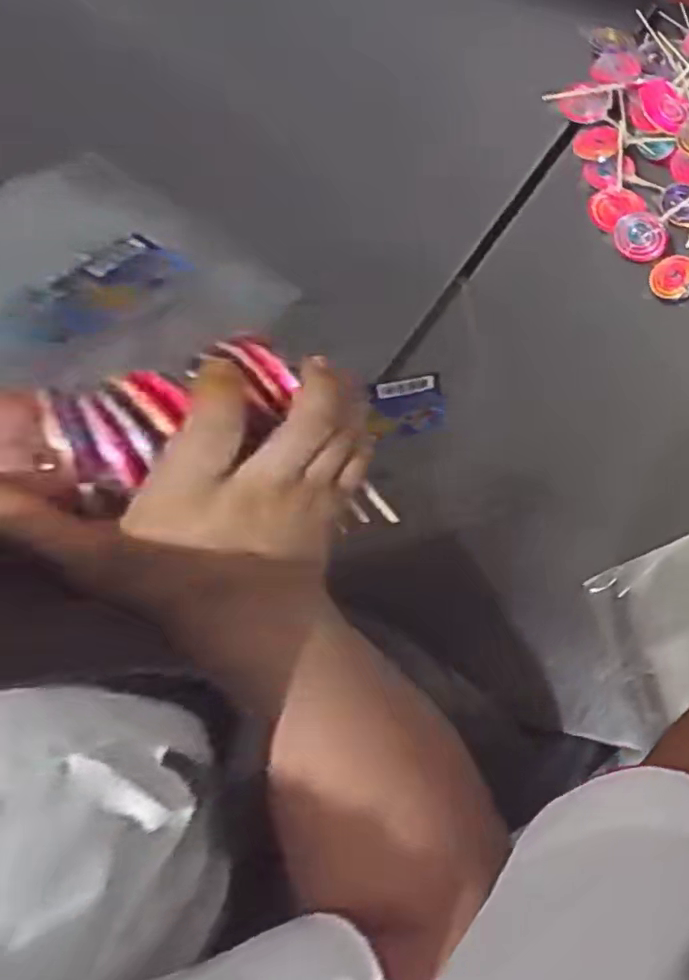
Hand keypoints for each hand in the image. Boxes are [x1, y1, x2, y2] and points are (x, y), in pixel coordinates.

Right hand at [0, 356, 370, 630]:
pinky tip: (361, 424)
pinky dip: (361, 440)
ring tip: (344, 378)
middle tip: (313, 360)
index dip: (221, 389)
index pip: (217, 424)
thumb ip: (35, 520)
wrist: (254, 618)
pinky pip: (357, 465)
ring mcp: (309, 494)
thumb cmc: (171, 584)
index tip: (220, 364)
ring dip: (346, 405)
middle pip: (305, 425)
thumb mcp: (92, 555)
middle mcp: (266, 482)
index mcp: (202, 486)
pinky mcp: (334, 508)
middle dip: (315, 388)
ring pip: (340, 439)